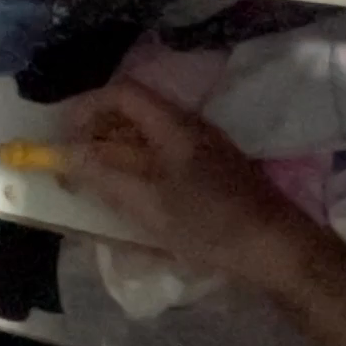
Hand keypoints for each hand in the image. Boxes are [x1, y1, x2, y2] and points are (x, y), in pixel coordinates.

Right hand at [57, 80, 332, 295]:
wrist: (283, 252)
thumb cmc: (212, 225)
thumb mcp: (147, 205)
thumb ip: (101, 175)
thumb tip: (62, 153)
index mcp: (174, 126)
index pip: (121, 93)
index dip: (86, 107)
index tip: (63, 135)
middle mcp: (188, 126)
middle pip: (131, 108)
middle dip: (95, 127)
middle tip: (71, 156)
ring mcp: (201, 145)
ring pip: (144, 130)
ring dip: (112, 145)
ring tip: (91, 176)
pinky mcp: (208, 166)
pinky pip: (159, 148)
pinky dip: (133, 160)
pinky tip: (127, 189)